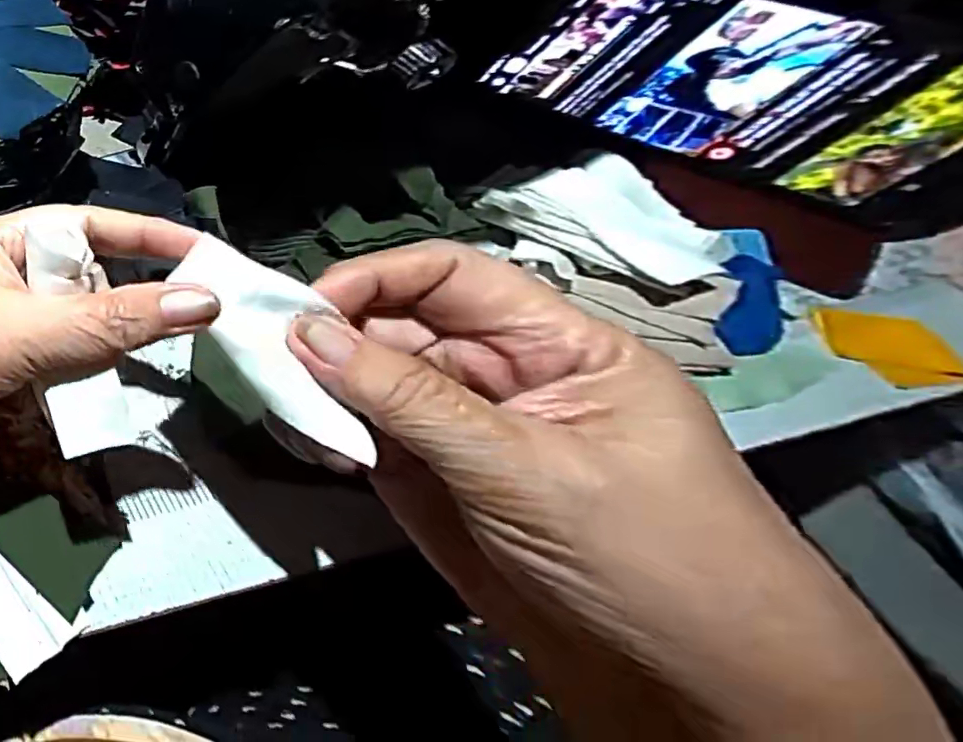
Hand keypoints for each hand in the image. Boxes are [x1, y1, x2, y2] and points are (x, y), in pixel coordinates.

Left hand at [0, 206, 215, 493]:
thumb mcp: (31, 336)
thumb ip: (116, 320)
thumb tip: (205, 299)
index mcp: (4, 239)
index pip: (91, 224)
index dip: (149, 237)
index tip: (205, 253)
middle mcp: (5, 268)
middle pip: (89, 271)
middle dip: (129, 294)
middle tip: (179, 318)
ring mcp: (3, 313)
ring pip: (79, 314)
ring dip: (106, 333)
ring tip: (134, 352)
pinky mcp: (2, 354)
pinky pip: (60, 347)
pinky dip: (84, 360)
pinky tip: (94, 377)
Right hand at [287, 240, 943, 740]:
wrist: (697, 706)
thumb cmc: (652, 564)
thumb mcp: (526, 468)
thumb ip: (408, 397)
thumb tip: (306, 333)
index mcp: (549, 344)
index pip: (448, 277)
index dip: (376, 277)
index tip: (308, 304)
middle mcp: (492, 372)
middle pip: (392, 323)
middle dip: (334, 336)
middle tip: (278, 361)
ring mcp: (451, 423)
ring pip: (364, 376)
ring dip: (320, 387)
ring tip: (292, 411)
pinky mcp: (420, 470)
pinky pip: (358, 429)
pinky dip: (325, 431)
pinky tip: (313, 447)